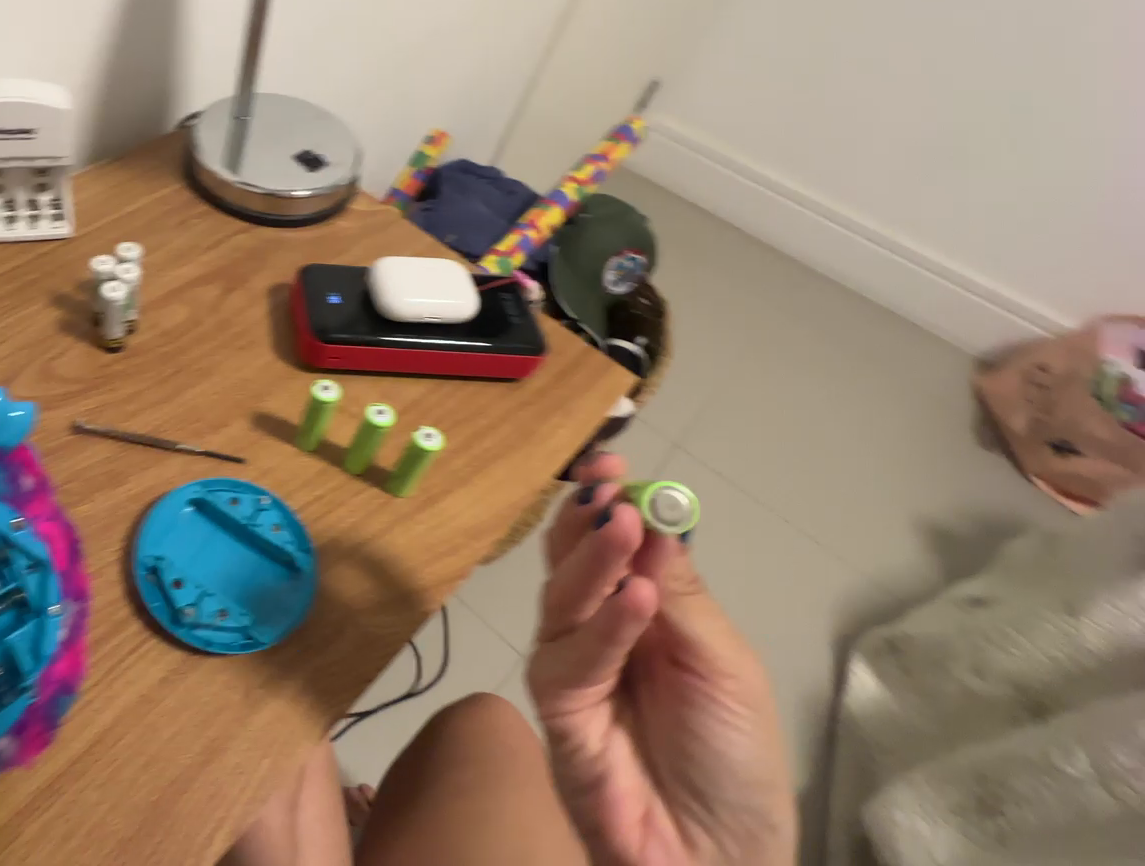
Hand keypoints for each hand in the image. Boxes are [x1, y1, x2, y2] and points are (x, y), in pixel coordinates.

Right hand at [526, 453, 796, 865]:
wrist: (715, 854)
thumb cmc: (733, 757)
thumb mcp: (724, 663)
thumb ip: (683, 594)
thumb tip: (656, 515)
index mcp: (638, 610)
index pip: (608, 545)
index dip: (604, 502)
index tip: (611, 463)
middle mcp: (595, 627)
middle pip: (572, 560)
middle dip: (586, 519)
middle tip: (605, 485)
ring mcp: (570, 663)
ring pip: (563, 597)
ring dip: (593, 559)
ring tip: (623, 526)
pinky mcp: (555, 702)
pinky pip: (574, 655)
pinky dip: (604, 626)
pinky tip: (635, 600)